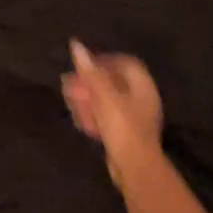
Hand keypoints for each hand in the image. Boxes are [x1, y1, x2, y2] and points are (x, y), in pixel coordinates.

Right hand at [62, 38, 163, 183]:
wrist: (133, 167)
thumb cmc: (122, 127)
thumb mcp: (104, 97)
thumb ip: (90, 72)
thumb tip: (76, 45)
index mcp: (143, 87)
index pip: (125, 63)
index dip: (103, 61)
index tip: (83, 67)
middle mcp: (141, 100)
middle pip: (113, 83)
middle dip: (89, 85)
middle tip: (70, 88)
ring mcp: (134, 119)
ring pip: (107, 102)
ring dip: (88, 102)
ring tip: (73, 106)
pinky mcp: (125, 135)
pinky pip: (107, 120)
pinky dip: (94, 118)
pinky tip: (82, 124)